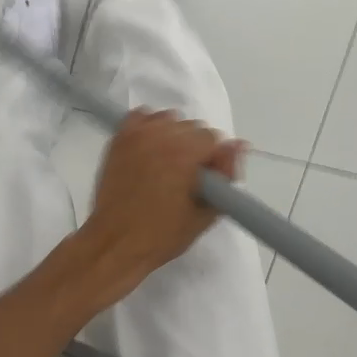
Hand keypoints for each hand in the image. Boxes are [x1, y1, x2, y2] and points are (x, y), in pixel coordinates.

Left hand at [79, 109, 245, 297]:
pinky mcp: (119, 137)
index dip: (213, 160)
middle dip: (195, 148)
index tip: (205, 181)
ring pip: (168, 119)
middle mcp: (162, 136)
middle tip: (186, 177)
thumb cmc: (162, 234)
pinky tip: (149, 148)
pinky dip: (149, 126)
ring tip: (166, 164)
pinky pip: (141, 115)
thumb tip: (240, 144)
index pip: (213, 138)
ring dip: (173, 135)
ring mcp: (137, 134)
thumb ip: (225, 175)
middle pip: (192, 127)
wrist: (116, 241)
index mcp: (185, 153)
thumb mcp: (204, 213)